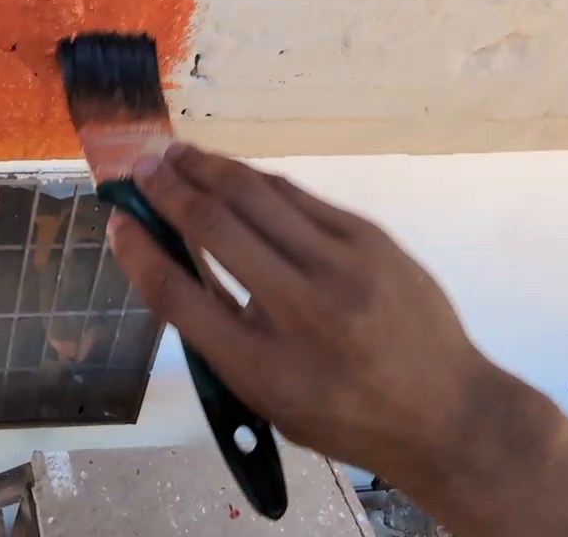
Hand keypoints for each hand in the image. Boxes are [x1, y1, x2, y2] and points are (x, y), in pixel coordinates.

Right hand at [112, 144, 567, 536]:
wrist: (451, 414)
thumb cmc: (339, 409)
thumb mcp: (264, 389)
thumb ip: (207, 321)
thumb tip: (154, 248)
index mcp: (267, 368)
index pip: (180, 296)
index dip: (139, 252)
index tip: (116, 217)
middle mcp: (305, 312)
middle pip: (216, 225)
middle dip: (169, 186)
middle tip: (140, 162)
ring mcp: (345, 266)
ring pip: (256, 194)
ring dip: (206, 168)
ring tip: (175, 153)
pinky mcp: (370, 237)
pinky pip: (293, 195)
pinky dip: (251, 180)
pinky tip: (229, 173)